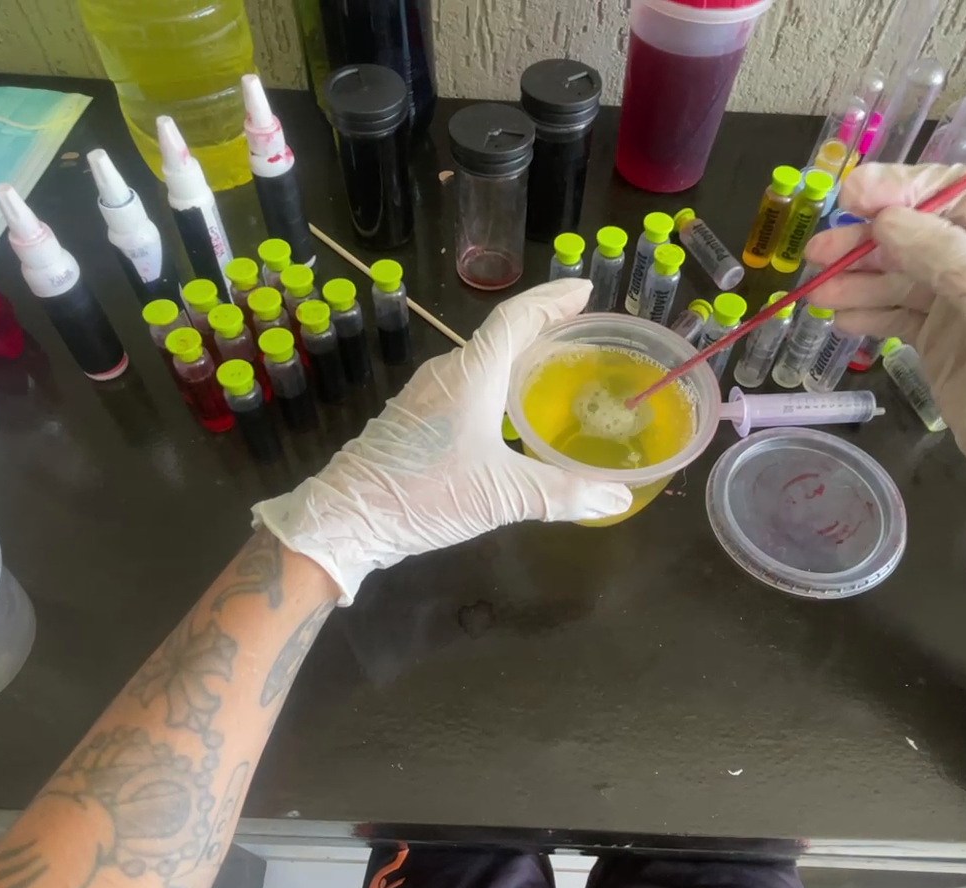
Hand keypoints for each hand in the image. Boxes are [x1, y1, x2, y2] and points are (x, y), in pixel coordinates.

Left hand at [253, 279, 631, 602]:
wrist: (347, 519)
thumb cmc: (424, 494)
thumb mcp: (502, 495)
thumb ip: (562, 495)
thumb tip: (617, 498)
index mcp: (471, 374)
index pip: (517, 318)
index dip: (553, 299)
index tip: (585, 289)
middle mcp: (447, 374)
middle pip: (500, 337)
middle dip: (541, 328)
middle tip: (580, 333)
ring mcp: (423, 397)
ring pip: (479, 364)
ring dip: (515, 360)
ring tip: (550, 370)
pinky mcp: (411, 421)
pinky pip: (463, 388)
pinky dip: (493, 388)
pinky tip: (505, 416)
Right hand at [804, 163, 965, 545]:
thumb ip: (946, 257)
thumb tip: (884, 221)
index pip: (963, 193)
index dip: (907, 189)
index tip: (852, 194)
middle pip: (920, 235)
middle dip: (868, 241)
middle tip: (817, 252)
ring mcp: (962, 305)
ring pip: (899, 279)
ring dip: (856, 282)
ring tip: (815, 294)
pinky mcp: (938, 342)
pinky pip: (894, 317)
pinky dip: (866, 315)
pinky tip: (840, 320)